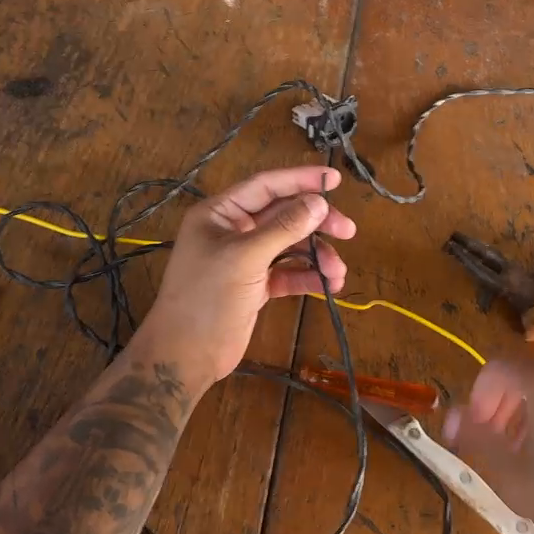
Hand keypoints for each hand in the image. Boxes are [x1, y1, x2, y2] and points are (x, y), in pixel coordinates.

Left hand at [131, 166, 356, 386]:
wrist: (185, 355)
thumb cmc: (206, 298)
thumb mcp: (245, 258)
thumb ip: (283, 228)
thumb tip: (318, 202)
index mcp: (219, 213)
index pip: (265, 186)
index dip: (300, 179)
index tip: (334, 179)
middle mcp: (232, 231)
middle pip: (283, 215)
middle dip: (316, 222)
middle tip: (348, 230)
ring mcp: (244, 259)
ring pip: (289, 245)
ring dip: (316, 255)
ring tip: (337, 272)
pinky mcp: (255, 285)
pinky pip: (287, 272)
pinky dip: (307, 276)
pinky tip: (328, 285)